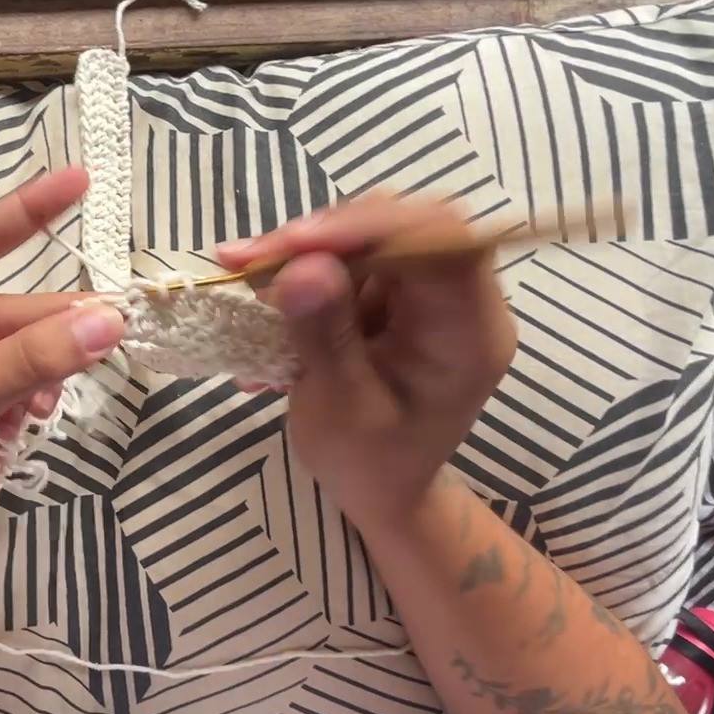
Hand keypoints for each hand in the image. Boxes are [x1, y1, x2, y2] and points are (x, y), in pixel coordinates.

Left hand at [0, 168, 125, 549]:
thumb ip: (30, 358)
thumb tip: (107, 319)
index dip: (24, 212)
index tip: (78, 179)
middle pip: (13, 303)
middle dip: (57, 322)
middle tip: (117, 323)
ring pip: (33, 339)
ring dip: (54, 363)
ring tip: (49, 397)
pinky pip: (36, 370)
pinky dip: (45, 389)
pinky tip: (33, 415)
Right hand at [217, 194, 516, 524]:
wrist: (379, 487)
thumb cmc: (368, 462)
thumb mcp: (341, 408)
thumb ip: (325, 337)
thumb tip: (301, 266)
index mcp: (468, 332)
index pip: (441, 245)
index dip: (370, 228)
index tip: (294, 245)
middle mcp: (456, 299)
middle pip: (400, 226)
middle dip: (321, 235)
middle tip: (250, 259)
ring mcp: (422, 292)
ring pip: (366, 234)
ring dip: (300, 251)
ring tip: (244, 275)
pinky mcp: (392, 294)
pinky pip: (346, 257)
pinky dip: (298, 268)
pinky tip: (259, 291)